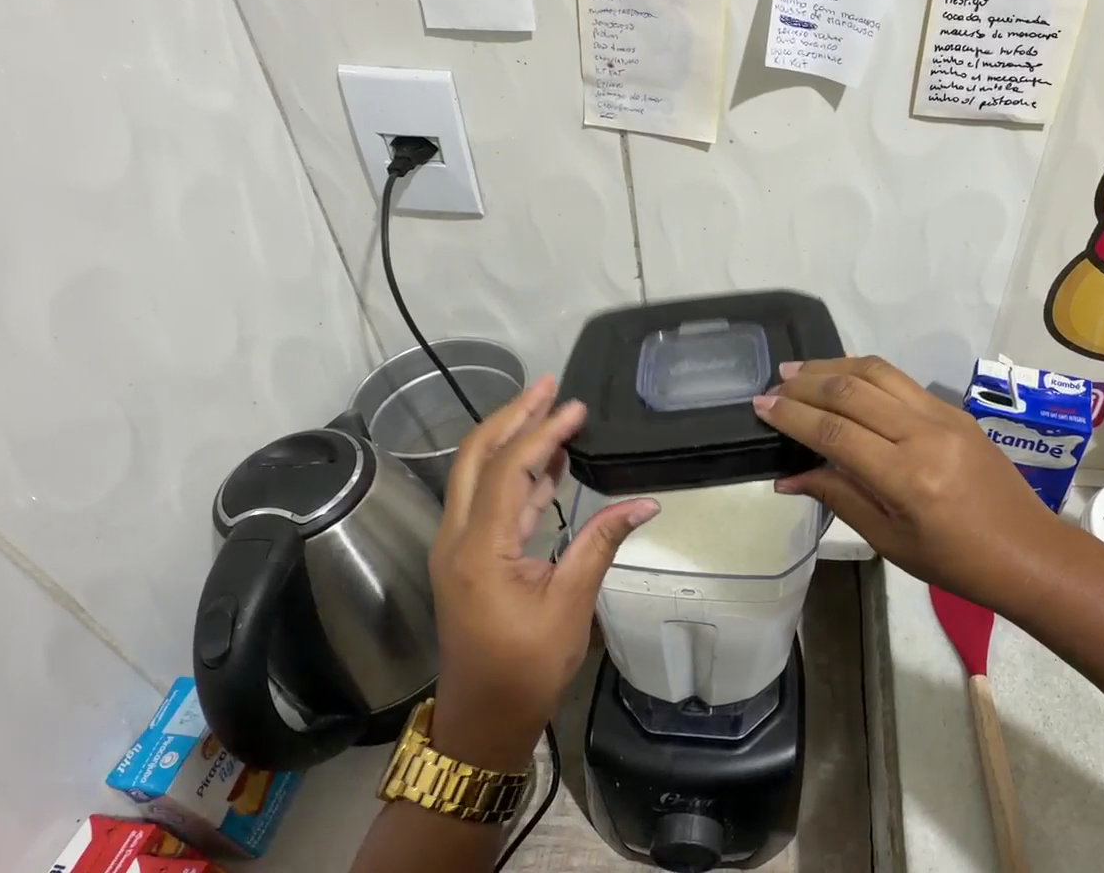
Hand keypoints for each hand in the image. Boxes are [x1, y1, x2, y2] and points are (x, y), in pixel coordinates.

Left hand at [426, 376, 658, 770]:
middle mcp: (457, 536)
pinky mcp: (468, 556)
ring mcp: (458, 545)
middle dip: (512, 416)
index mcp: (479, 548)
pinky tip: (550, 464)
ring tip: (551, 411)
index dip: (542, 433)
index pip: (508, 469)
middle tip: (550, 385)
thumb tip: (645, 504)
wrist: (482, 719)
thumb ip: (600, 544)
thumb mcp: (570, 606)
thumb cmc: (525, 668)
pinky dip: (518, 475)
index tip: (575, 406)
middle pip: (476, 457)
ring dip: (512, 439)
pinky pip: (489, 500)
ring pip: (478, 474)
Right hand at [752, 357, 1055, 607]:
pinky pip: (901, 380)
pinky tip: (843, 379)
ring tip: (800, 370)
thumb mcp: (890, 540)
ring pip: (879, 372)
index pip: (836, 431)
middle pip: (854, 391)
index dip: (793, 415)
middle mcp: (925, 434)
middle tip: (774, 384)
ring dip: (834, 367)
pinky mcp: (955, 411)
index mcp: (908, 477)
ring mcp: (944, 416)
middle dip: (807, 384)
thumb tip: (789, 477)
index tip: (760, 405)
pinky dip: (864, 373)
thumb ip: (839, 497)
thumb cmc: (956, 562)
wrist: (1028, 551)